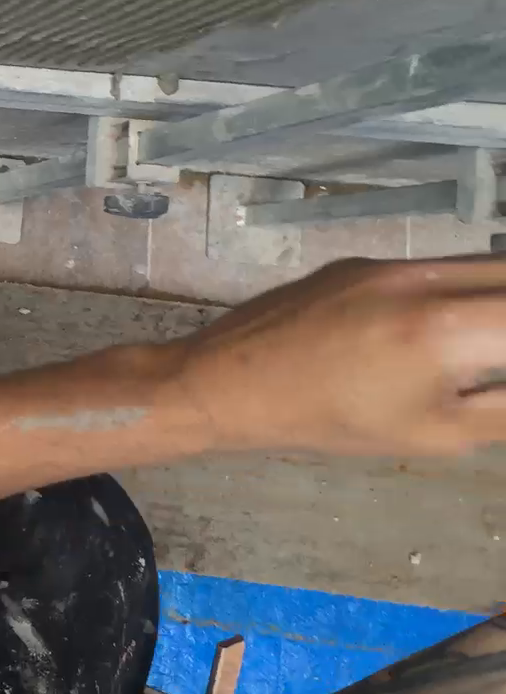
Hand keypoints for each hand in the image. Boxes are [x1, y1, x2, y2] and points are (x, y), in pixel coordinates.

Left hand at [164, 257, 505, 456]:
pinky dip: (472, 286)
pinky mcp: (349, 264)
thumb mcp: (441, 429)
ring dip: (503, 294)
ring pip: (486, 264)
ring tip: (484, 343)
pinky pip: (436, 265)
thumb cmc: (323, 418)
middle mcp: (418, 278)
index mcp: (450, 325)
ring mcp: (378, 265)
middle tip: (498, 356)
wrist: (216, 382)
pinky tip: (467, 323)